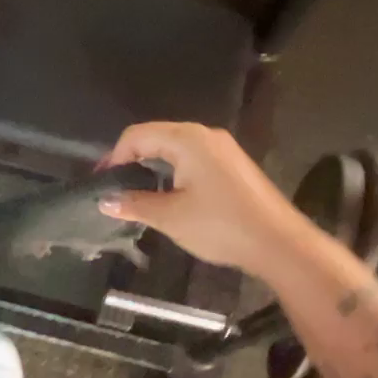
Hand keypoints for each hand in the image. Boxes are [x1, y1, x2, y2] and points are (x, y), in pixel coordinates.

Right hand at [99, 122, 305, 275]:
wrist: (277, 242)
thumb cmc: (220, 225)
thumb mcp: (170, 216)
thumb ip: (134, 204)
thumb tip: (105, 201)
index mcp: (188, 139)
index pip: (138, 135)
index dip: (114, 156)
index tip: (101, 183)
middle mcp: (205, 136)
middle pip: (156, 137)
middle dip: (131, 160)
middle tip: (113, 189)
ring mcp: (222, 150)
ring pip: (175, 149)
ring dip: (152, 168)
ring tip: (134, 195)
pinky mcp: (231, 166)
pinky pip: (192, 160)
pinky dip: (172, 173)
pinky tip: (167, 197)